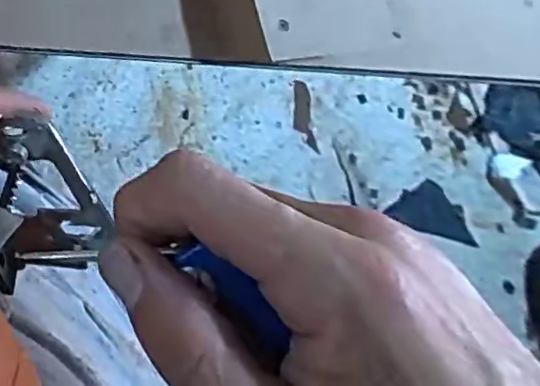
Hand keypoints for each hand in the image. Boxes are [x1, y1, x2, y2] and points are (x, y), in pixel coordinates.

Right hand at [98, 150, 539, 385]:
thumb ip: (185, 341)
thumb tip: (125, 259)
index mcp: (340, 271)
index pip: (194, 178)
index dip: (142, 212)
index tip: (139, 276)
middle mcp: (368, 231)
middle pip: (231, 202)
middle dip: (199, 261)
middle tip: (222, 351)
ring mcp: (399, 240)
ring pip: (268, 222)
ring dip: (244, 276)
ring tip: (280, 361)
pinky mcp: (414, 258)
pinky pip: (313, 241)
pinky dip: (287, 281)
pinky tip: (322, 353)